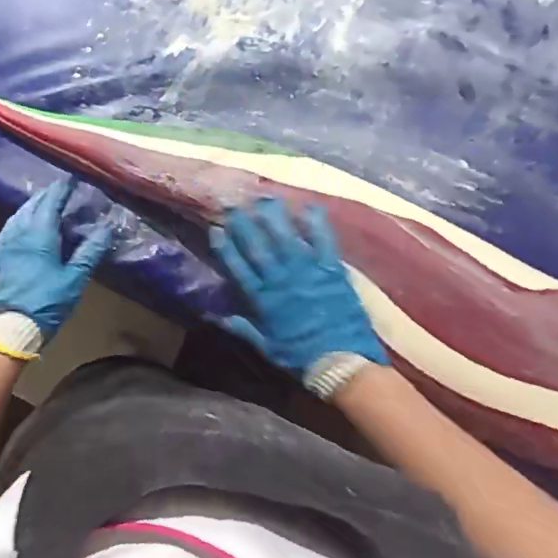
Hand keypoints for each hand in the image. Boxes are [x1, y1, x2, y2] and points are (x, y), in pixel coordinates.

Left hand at [0, 179, 115, 338]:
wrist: (13, 326)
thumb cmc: (47, 302)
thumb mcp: (75, 278)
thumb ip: (90, 250)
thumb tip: (106, 228)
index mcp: (39, 232)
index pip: (51, 200)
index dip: (63, 188)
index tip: (74, 180)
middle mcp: (19, 231)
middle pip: (33, 204)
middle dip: (49, 195)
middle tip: (64, 192)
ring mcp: (5, 243)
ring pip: (20, 214)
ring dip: (34, 206)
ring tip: (48, 206)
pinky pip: (11, 228)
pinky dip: (22, 220)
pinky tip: (28, 226)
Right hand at [209, 197, 388, 377]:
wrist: (341, 360)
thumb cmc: (300, 356)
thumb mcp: (265, 346)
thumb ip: (242, 328)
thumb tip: (215, 317)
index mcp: (262, 299)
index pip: (238, 267)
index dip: (226, 247)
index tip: (217, 229)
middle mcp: (280, 280)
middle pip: (258, 247)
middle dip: (244, 224)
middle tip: (234, 203)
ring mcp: (307, 272)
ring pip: (286, 238)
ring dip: (274, 217)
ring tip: (264, 197)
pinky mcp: (332, 270)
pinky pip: (323, 242)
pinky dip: (316, 224)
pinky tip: (309, 207)